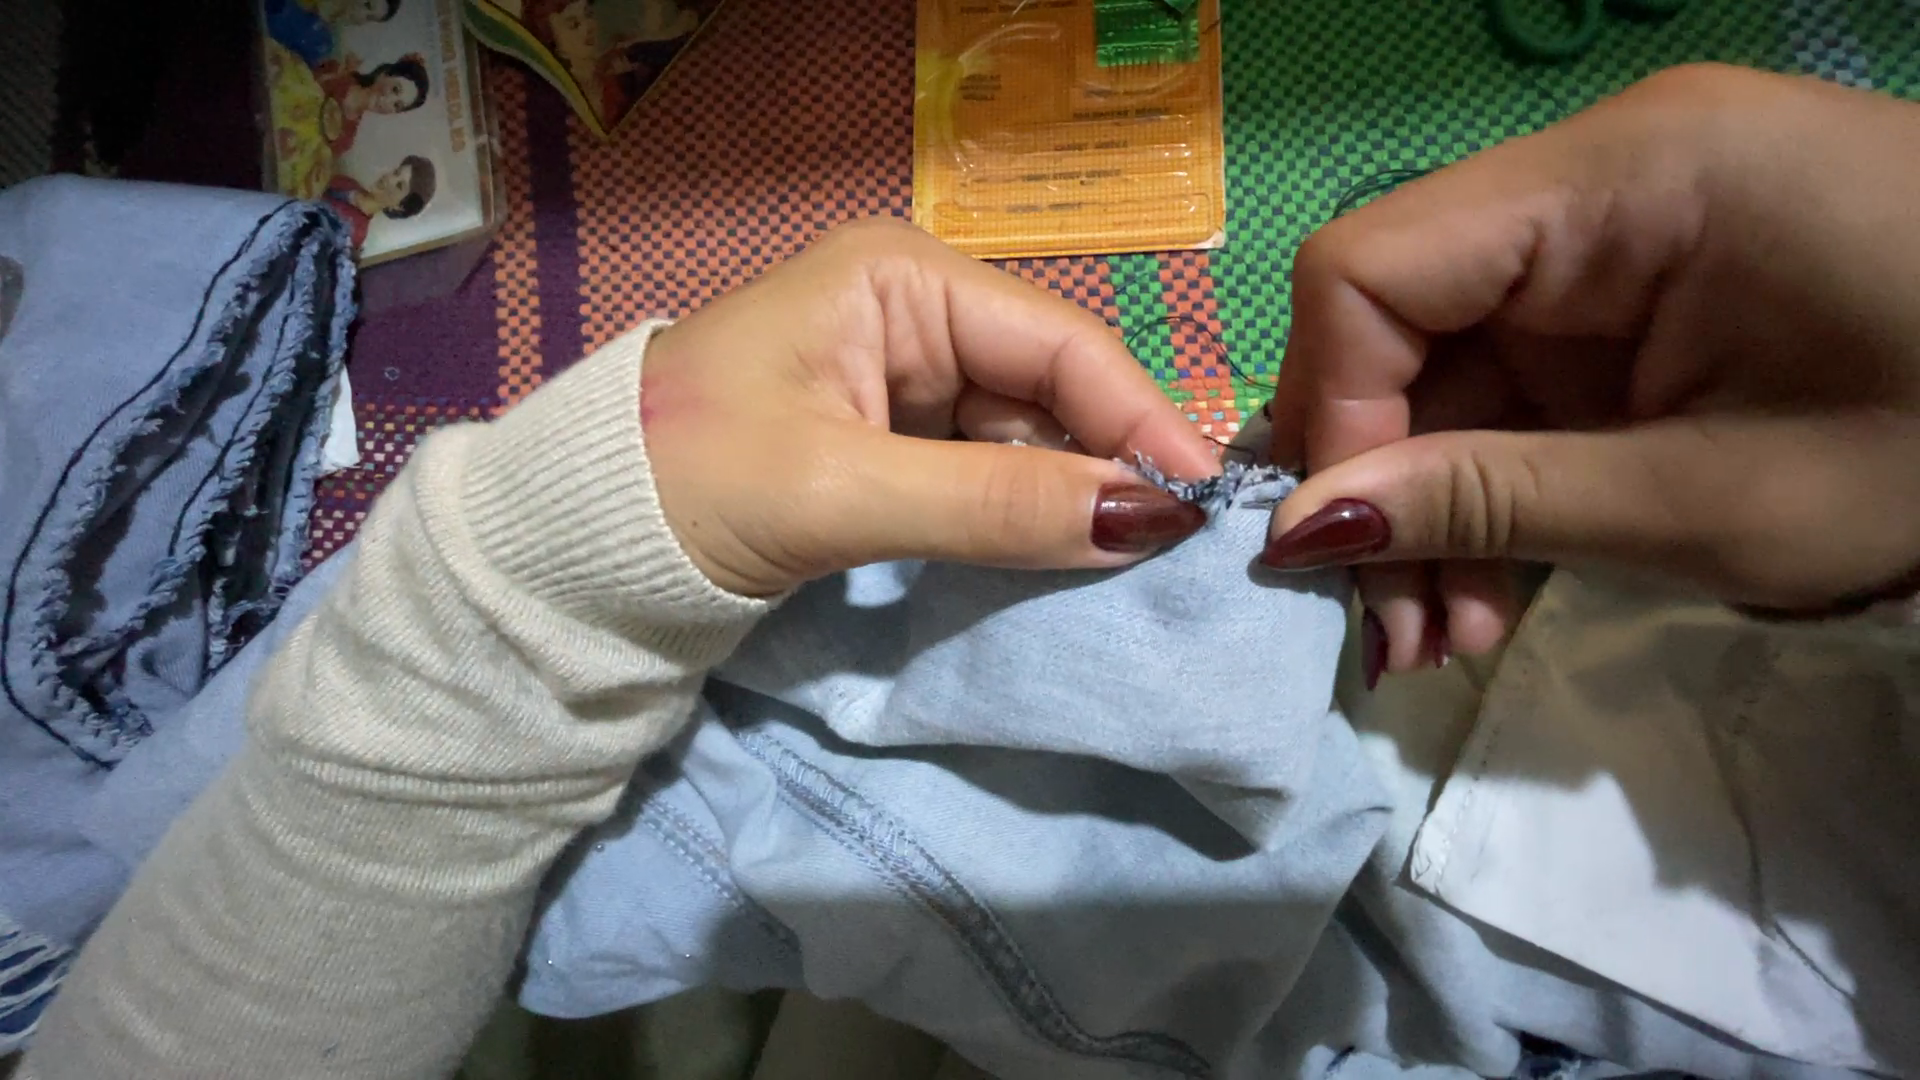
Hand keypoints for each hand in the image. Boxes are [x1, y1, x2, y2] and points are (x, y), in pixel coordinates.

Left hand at [639, 218, 1219, 596]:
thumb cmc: (690, 481)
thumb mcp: (841, 491)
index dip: (1138, 418)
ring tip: (1130, 553)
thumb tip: (1142, 521)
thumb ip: (990, 505)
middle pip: (1049, 388)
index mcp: (899, 280)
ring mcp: (908, 380)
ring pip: (1024, 435)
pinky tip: (1060, 546)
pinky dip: (1023, 512)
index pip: (1055, 343)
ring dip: (1071, 492)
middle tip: (1174, 541)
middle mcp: (915, 316)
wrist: (586, 539)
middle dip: (1109, 460)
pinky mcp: (897, 438)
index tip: (1202, 498)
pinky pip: (986, 470)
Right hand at [1261, 64, 1919, 676]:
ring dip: (1411, 516)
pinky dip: (1461, 504)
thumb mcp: (1703, 508)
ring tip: (1443, 638)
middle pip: (1377, 335)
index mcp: (1621, 178)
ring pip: (1414, 387)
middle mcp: (1576, 187)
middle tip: (1392, 624)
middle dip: (1369, 487)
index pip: (1364, 275)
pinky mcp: (1587, 310)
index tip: (1345, 536)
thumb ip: (1477, 504)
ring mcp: (1578, 249)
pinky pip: (1472, 404)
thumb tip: (1294, 534)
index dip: (1330, 410)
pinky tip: (1481, 597)